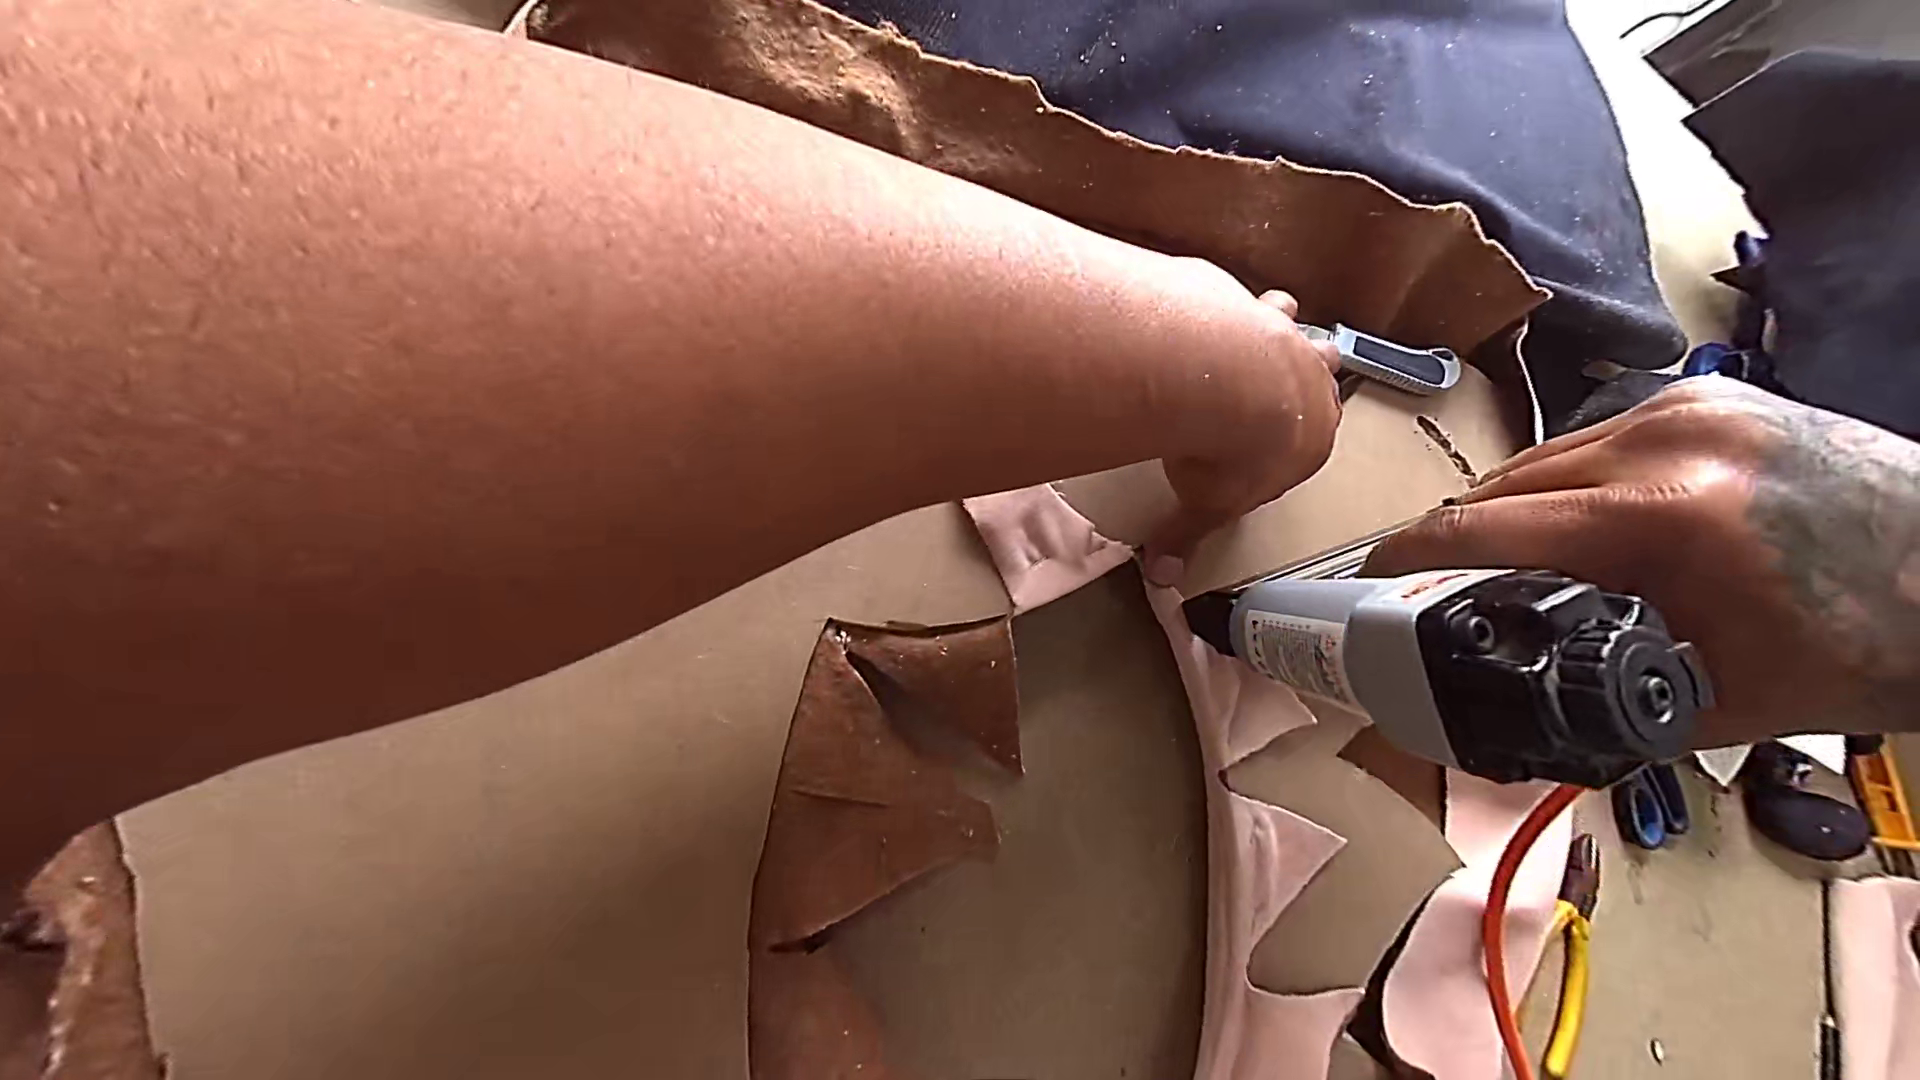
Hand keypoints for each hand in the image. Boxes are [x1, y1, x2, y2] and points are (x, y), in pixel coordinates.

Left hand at [1146, 287, 1341, 576]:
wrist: (1227, 386)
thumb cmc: (1230, 457)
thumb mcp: (1205, 506)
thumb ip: (1184, 537)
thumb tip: (1162, 578)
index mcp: (1311, 438)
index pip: (1314, 436)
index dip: (1295, 433)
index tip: (1276, 432)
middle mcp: (1308, 382)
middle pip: (1320, 371)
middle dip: (1306, 372)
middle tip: (1284, 369)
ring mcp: (1283, 337)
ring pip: (1294, 324)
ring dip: (1279, 322)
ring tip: (1265, 317)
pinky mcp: (1248, 305)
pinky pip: (1241, 298)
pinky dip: (1225, 302)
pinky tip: (1198, 302)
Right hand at [1367, 378, 1919, 746]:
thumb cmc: (1875, 642)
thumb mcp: (1705, 690)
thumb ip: (1577, 688)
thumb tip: (1492, 699)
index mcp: (1664, 517)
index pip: (1472, 528)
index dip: (1402, 557)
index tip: (1370, 579)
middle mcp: (1664, 442)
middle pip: (1489, 492)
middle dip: (1455, 542)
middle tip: (1444, 583)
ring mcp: (1680, 408)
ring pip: (1524, 464)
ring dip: (1502, 511)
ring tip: (1510, 554)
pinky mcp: (1695, 396)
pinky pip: (1574, 444)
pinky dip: (1552, 484)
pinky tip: (1570, 516)